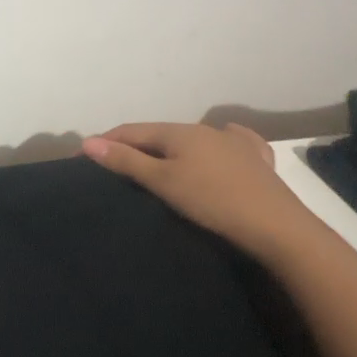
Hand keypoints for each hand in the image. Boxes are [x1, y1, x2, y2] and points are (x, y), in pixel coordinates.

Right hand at [82, 123, 322, 256]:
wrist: (277, 227)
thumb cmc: (211, 200)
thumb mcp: (160, 181)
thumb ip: (124, 160)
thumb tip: (87, 142)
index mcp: (180, 131)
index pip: (130, 131)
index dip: (102, 143)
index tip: (79, 161)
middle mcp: (207, 130)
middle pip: (158, 135)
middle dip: (133, 147)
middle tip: (112, 168)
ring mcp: (235, 143)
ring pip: (190, 140)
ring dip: (167, 148)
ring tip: (155, 165)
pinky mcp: (256, 161)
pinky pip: (228, 145)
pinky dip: (212, 147)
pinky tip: (220, 146)